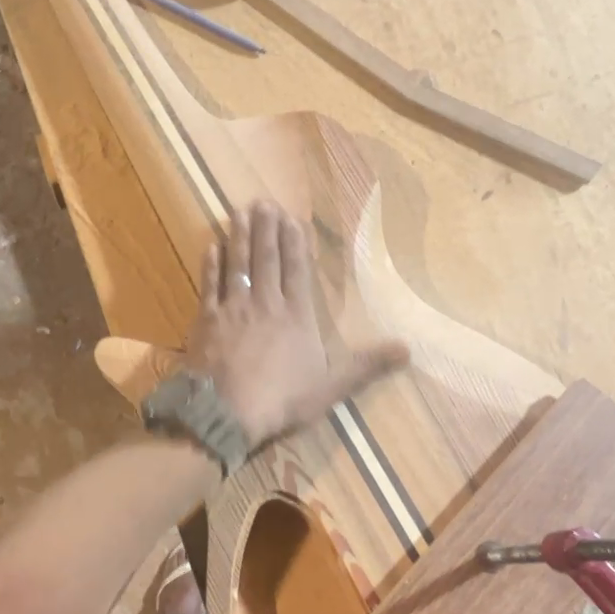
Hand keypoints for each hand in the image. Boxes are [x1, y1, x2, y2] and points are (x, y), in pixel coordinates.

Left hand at [184, 200, 409, 442]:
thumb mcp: (331, 386)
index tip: (291, 218)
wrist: (227, 411)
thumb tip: (408, 350)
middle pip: (266, 259)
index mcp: (296, 316)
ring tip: (239, 211)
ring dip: (239, 236)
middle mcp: (265, 304)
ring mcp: (232, 309)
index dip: (295, 244)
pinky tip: (210, 246)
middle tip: (263, 202)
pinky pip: (209, 285)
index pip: (297, 271)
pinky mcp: (205, 321)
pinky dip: (210, 265)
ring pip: (238, 264)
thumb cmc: (282, 399)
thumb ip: (366, 366)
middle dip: (266, 229)